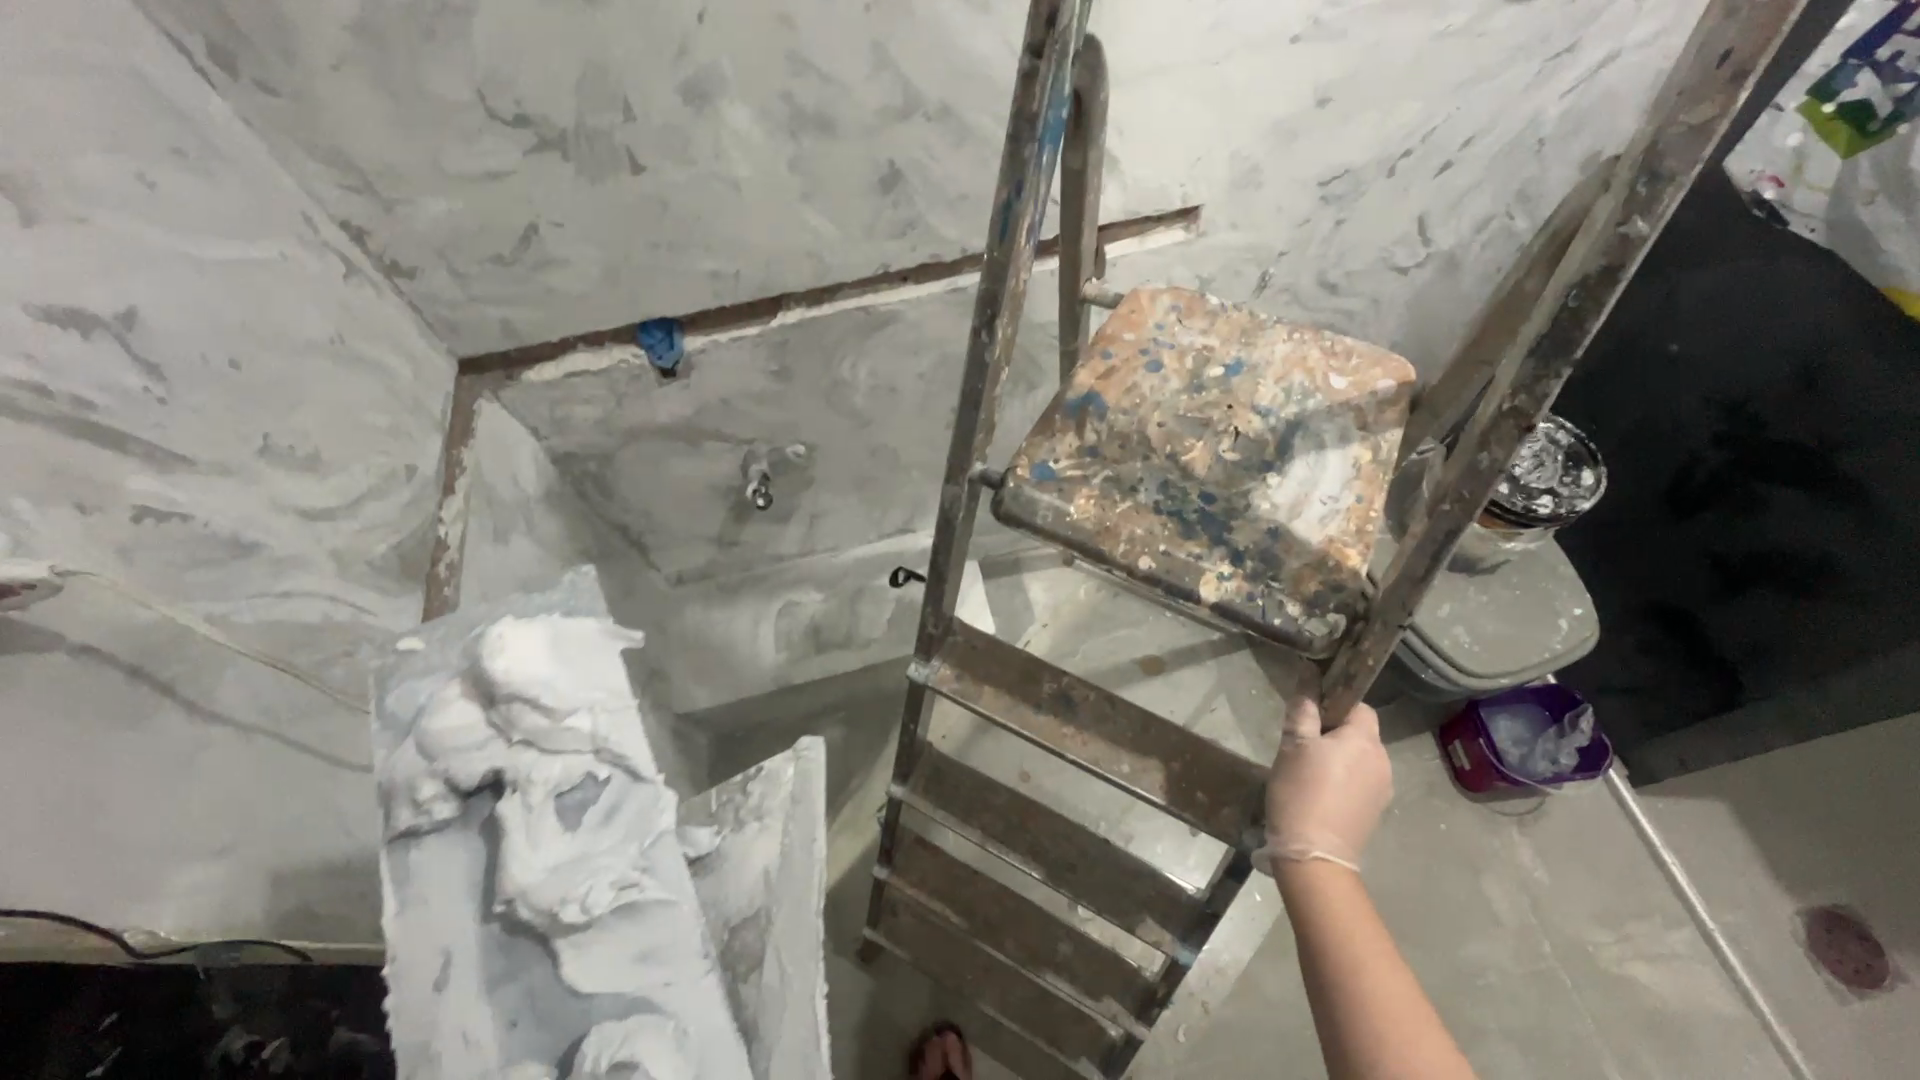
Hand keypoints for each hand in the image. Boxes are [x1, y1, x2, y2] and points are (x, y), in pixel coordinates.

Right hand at [1260, 687, 1391, 873]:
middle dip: (1336, 734)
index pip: (1359, 706)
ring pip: (1362, 759)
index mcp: (1364, 740)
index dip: (1335, 706)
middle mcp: (1383, 760)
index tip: (1310, 717)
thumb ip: (1303, 712)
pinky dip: (1346, 780)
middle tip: (1303, 746)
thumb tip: (1308, 683)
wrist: (1315, 854)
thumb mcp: (1293, 746)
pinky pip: (1362, 782)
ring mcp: (1383, 788)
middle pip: (1362, 733)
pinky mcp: (1376, 810)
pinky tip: (1322, 794)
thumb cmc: (1301, 792)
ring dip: (1342, 758)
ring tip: (1310, 772)